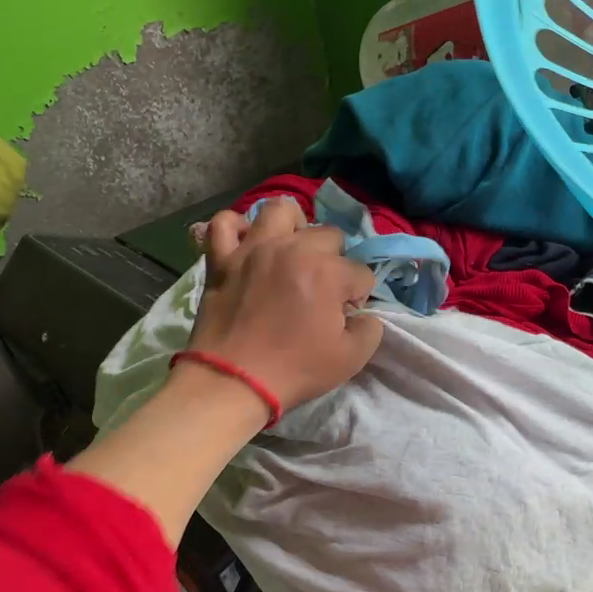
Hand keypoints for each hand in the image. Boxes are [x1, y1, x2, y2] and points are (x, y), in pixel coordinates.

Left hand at [188, 198, 383, 411]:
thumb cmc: (295, 371)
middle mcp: (292, 249)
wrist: (233, 381)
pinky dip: (236, 229)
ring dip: (294, 227)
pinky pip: (225, 223)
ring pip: (280, 210)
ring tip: (292, 251)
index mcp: (327, 272)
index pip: (361, 273)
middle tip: (322, 291)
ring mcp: (253, 249)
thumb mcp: (351, 360)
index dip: (358, 297)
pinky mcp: (222, 259)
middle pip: (328, 236)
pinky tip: (247, 245)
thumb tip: (363, 315)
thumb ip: (370, 330)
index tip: (344, 318)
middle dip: (334, 261)